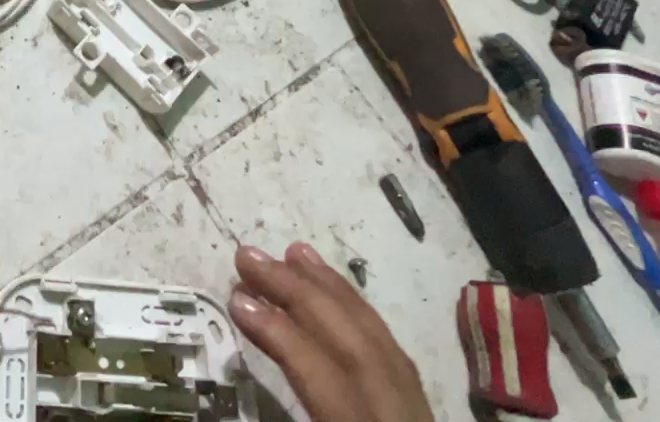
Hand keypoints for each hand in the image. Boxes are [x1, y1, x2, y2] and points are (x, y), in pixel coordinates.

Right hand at [231, 243, 430, 421]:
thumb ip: (286, 411)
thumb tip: (250, 333)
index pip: (321, 374)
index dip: (277, 333)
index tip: (236, 299)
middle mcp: (399, 415)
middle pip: (352, 341)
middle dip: (299, 293)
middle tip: (248, 258)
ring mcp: (418, 410)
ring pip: (377, 336)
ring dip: (330, 290)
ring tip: (290, 253)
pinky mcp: (424, 408)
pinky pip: (392, 348)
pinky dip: (360, 312)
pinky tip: (334, 291)